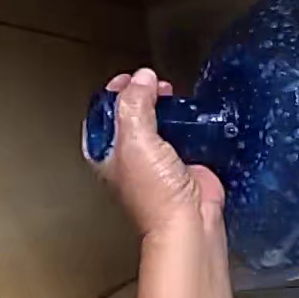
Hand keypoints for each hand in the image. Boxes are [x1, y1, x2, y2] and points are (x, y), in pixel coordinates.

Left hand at [90, 68, 225, 238]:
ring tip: (175, 95)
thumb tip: (143, 78)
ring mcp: (159, 158)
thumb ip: (136, 105)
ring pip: (159, 122)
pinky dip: (189, 122)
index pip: (104, 112)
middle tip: (156, 85)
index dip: (116, 92)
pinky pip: (185, 134)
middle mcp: (130, 154)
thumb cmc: (156, 195)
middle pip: (132, 113)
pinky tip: (194, 116)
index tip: (133, 77)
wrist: (189, 219)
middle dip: (144, 95)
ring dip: (168, 107)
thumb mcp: (135, 141)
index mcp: (106, 151)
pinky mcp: (186, 161)